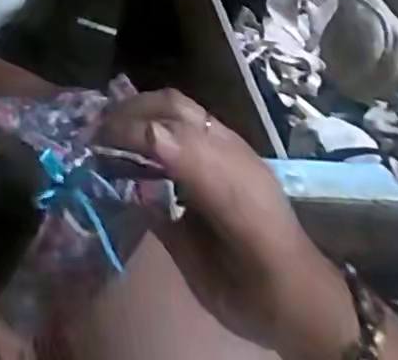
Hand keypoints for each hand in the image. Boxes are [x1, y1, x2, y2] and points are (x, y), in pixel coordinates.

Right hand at [98, 90, 360, 359]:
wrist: (303, 293)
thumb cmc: (249, 291)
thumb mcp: (201, 270)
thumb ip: (165, 222)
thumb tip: (126, 186)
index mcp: (225, 188)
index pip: (166, 138)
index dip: (126, 134)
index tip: (93, 144)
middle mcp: (231, 154)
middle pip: (172, 107)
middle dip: (129, 111)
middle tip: (98, 130)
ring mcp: (236, 144)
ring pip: (183, 104)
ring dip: (144, 107)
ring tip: (115, 125)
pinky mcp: (237, 146)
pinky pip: (194, 117)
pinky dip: (162, 116)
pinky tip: (145, 134)